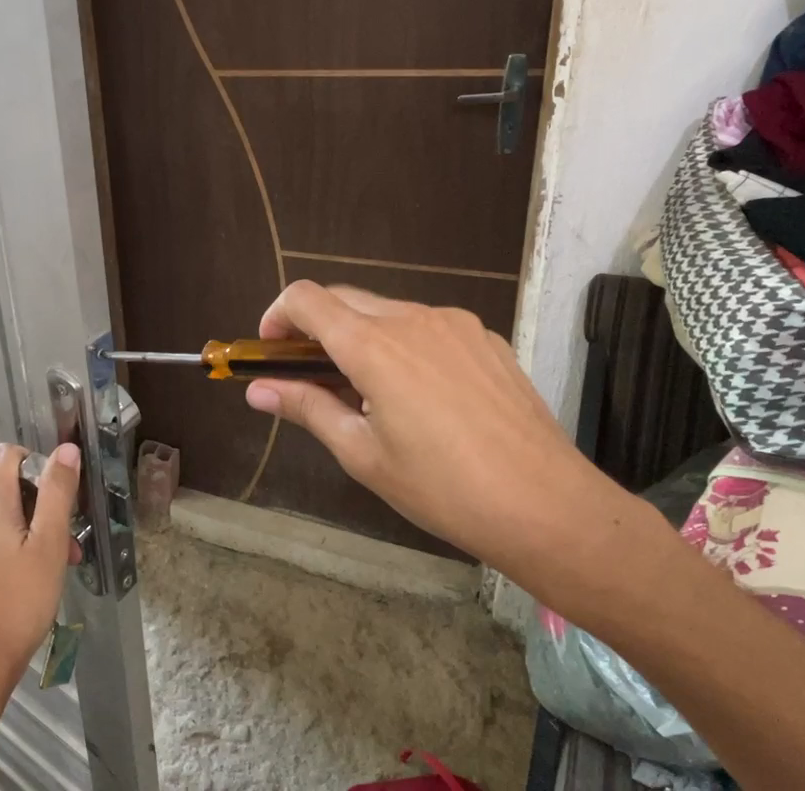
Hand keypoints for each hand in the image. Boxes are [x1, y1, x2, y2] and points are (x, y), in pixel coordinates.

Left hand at [0, 441, 81, 702]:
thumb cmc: (18, 602)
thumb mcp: (48, 545)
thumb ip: (57, 494)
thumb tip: (65, 449)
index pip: (6, 456)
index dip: (35, 459)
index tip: (60, 486)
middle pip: (10, 497)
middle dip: (44, 512)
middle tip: (70, 548)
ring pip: (3, 531)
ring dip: (33, 542)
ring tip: (55, 577)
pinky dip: (14, 563)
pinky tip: (27, 596)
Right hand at [242, 280, 613, 573]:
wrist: (547, 506)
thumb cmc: (442, 488)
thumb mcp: (362, 454)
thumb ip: (307, 408)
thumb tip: (256, 389)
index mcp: (373, 346)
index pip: (306, 299)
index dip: (277, 315)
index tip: (271, 351)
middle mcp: (412, 319)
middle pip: (343, 299)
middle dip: (315, 328)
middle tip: (310, 378)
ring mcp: (455, 324)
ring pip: (386, 311)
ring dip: (359, 336)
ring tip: (366, 394)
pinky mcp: (486, 339)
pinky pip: (427, 326)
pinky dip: (402, 344)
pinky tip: (419, 397)